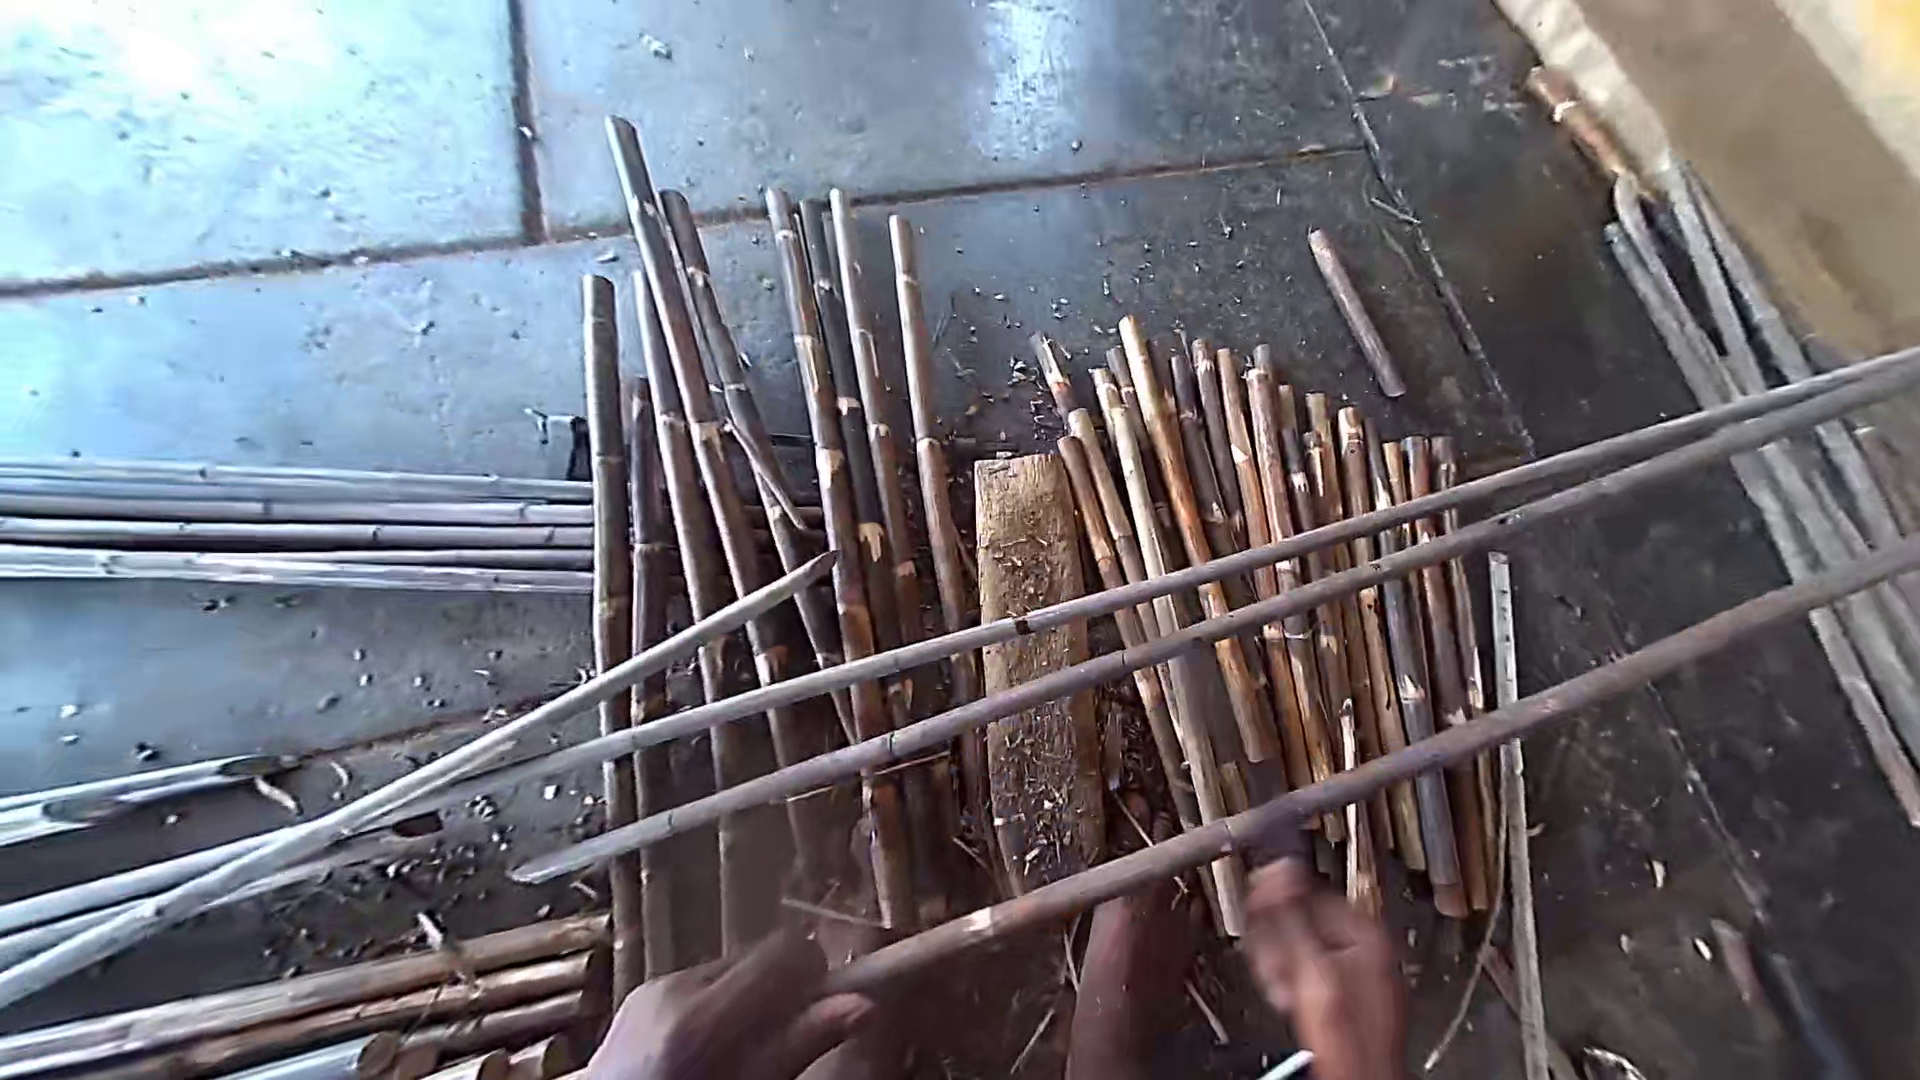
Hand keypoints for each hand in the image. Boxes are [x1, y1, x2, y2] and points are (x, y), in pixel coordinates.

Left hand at [585, 933, 874, 1079]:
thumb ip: (799, 1046)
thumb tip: (865, 1006)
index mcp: (699, 1022)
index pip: (782, 951)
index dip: (810, 969)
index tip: (820, 1002)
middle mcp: (676, 988)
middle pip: (758, 955)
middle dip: (780, 986)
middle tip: (783, 1033)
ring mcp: (655, 986)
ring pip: (731, 969)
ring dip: (748, 998)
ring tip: (737, 1047)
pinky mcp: (641, 991)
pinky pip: (700, 981)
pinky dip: (717, 1005)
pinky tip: (703, 1047)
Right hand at [1242, 859, 1403, 1079]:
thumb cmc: (1346, 1034)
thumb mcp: (1310, 963)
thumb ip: (1292, 912)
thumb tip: (1280, 866)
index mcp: (1365, 931)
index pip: (1305, 888)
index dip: (1274, 896)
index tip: (1253, 901)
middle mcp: (1361, 944)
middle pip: (1296, 914)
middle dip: (1273, 937)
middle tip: (1266, 956)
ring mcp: (1349, 968)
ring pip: (1291, 939)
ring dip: (1274, 958)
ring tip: (1275, 981)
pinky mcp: (1335, 988)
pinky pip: (1297, 962)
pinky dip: (1283, 974)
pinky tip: (1282, 992)